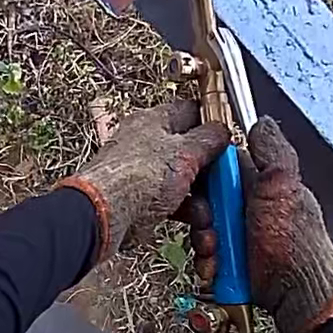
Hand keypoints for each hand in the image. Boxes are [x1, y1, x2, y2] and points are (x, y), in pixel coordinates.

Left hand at [57, 100, 230, 265]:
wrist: (105, 216)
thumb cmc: (136, 178)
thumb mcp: (185, 153)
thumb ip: (208, 139)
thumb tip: (222, 130)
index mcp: (154, 122)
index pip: (190, 112)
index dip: (212, 126)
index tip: (228, 142)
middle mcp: (146, 144)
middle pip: (189, 152)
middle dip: (209, 172)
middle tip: (222, 182)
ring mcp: (143, 173)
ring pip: (183, 181)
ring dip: (201, 197)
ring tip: (209, 210)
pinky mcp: (140, 200)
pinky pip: (171, 202)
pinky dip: (186, 211)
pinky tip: (196, 221)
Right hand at [183, 117, 332, 332]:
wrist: (297, 293)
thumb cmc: (295, 242)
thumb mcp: (284, 187)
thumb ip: (272, 152)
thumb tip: (261, 122)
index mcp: (258, 184)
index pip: (219, 167)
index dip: (205, 176)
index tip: (204, 189)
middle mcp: (246, 207)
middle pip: (204, 200)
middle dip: (201, 216)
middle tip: (211, 227)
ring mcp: (237, 235)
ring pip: (201, 230)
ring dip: (204, 242)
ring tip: (218, 252)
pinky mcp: (229, 260)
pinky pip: (205, 256)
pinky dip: (208, 263)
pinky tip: (218, 268)